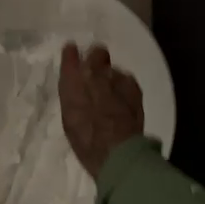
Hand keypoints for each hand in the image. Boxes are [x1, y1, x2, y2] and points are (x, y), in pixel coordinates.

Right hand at [58, 42, 144, 176]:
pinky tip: (123, 100)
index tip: (72, 53)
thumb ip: (72, 95)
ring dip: (111, 76)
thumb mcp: (70, 119)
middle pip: (97, 52)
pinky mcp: (134, 87)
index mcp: (73, 83)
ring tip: (112, 94)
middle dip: (96, 58)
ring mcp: (117, 78)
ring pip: (112, 67)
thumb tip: (76, 83)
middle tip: (95, 72)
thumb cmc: (86, 141)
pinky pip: (126, 78)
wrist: (117, 151)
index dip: (72, 54)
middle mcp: (94, 74)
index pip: (70, 55)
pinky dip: (124, 86)